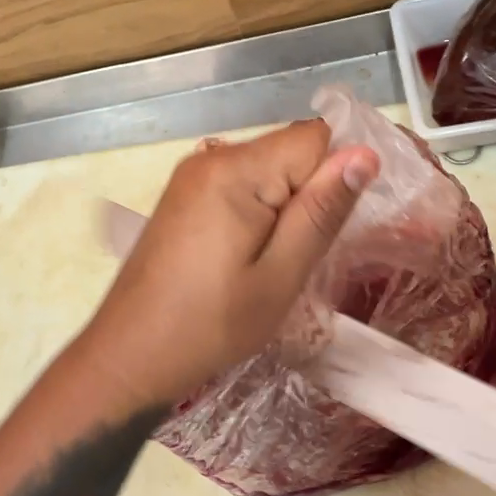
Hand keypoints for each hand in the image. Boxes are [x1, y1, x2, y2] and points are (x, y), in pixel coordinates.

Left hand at [69, 119, 378, 409]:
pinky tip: (252, 258)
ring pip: (270, 172)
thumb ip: (321, 212)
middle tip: (305, 257)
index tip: (338, 227)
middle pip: (291, 152)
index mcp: (235, 171)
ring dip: (287, 209)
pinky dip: (261, 215)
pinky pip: (243, 188)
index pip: (317, 139)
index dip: (340, 177)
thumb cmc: (209, 326)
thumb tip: (365, 154)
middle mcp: (212, 158)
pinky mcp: (185, 198)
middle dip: (312, 196)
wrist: (130, 356)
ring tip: (277, 263)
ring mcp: (193, 177)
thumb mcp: (279, 276)